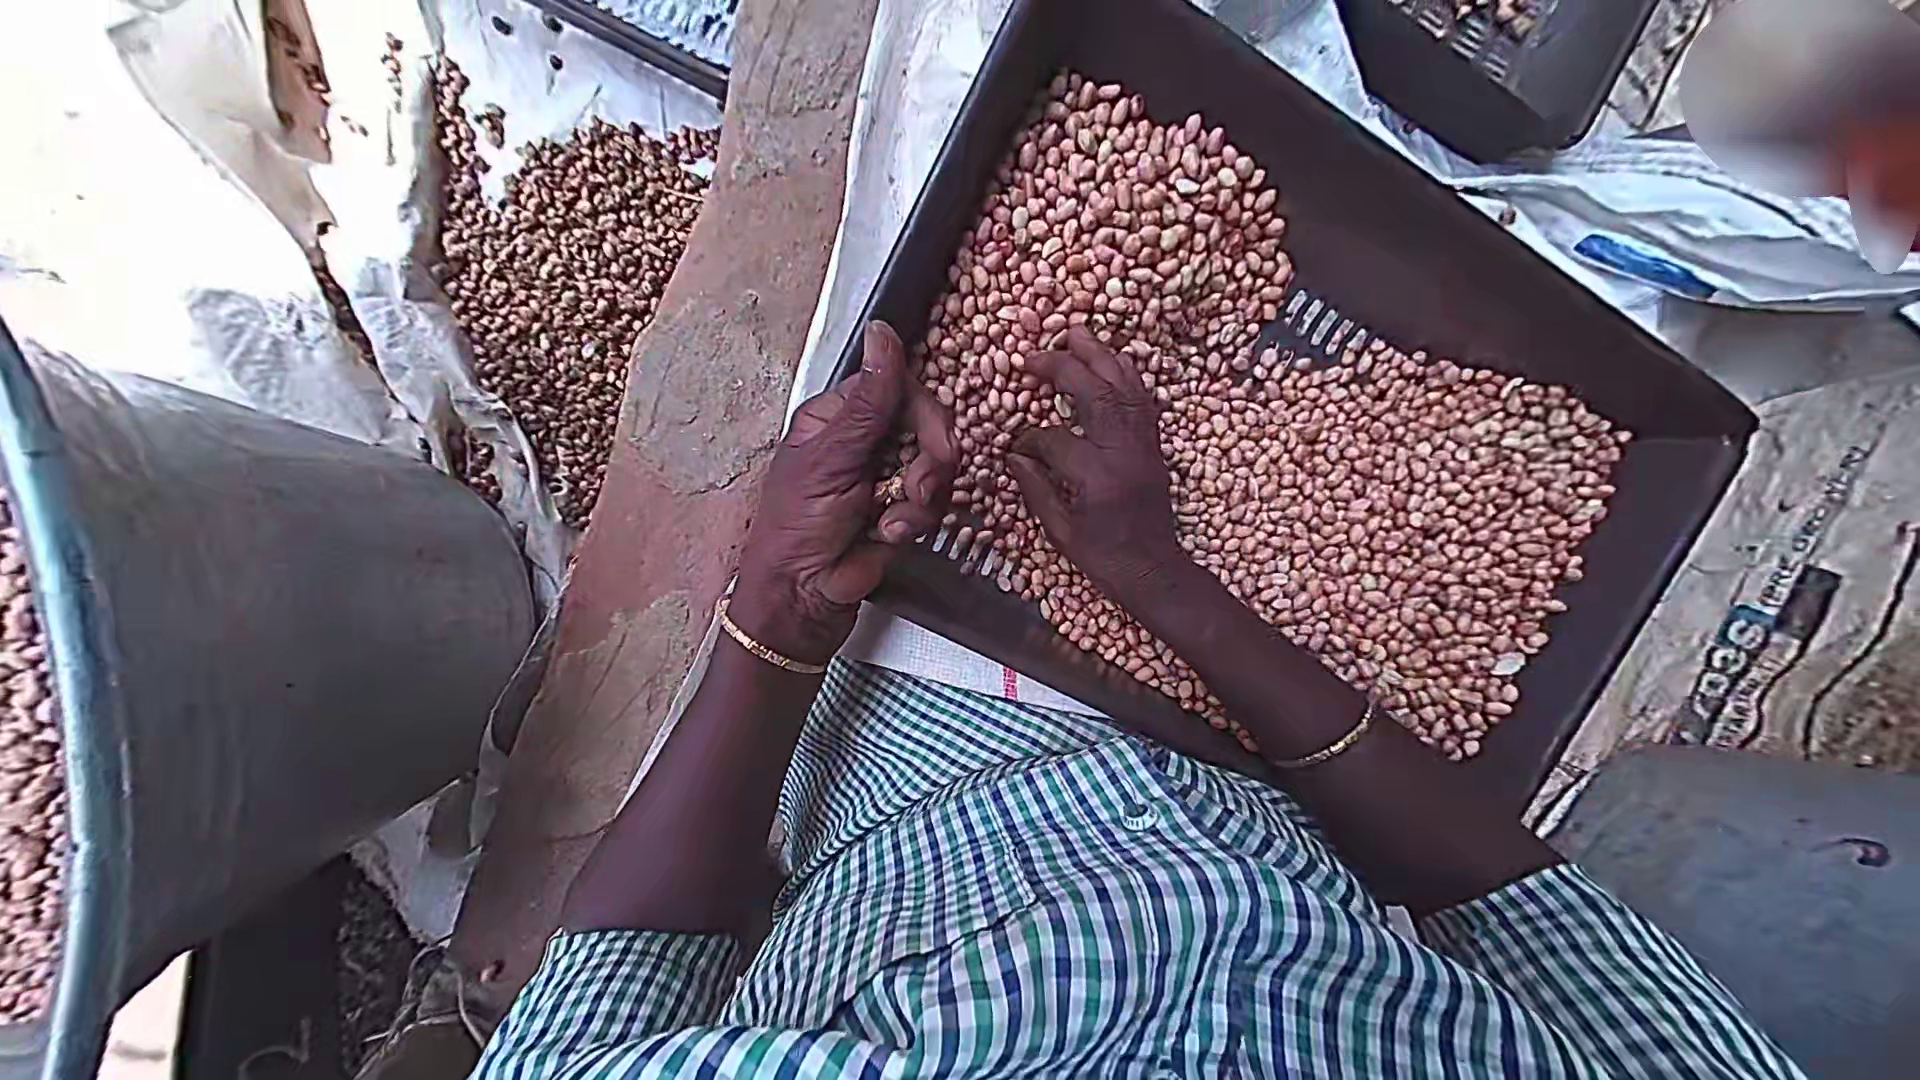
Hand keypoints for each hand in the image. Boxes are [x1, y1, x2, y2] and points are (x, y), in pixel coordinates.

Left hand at [731, 322, 955, 664]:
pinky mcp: (902, 508)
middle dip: (929, 461)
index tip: (932, 442)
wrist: (803, 598)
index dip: (924, 415)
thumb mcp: (831, 460)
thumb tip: (883, 332)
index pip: (899, 390)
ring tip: (889, 521)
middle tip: (914, 487)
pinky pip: (934, 501)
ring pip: (937, 466)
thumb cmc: (797, 528)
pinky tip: (888, 534)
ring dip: (920, 498)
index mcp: (839, 418)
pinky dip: (916, 521)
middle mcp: (866, 441)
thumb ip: (868, 402)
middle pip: (927, 426)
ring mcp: (887, 475)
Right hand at [1006, 328, 1182, 602]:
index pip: (1054, 439)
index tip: (1016, 448)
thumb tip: (1014, 457)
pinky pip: (1142, 401)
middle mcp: (1124, 452)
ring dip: (1100, 356)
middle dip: (1064, 368)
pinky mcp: (1154, 447)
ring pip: (1125, 387)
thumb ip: (1036, 489)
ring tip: (1077, 334)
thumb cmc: (1104, 558)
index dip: (1029, 440)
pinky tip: (1112, 362)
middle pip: (1094, 393)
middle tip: (1037, 354)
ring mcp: (1144, 446)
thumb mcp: (1061, 531)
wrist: (1154, 569)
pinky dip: (1126, 376)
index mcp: (1096, 477)